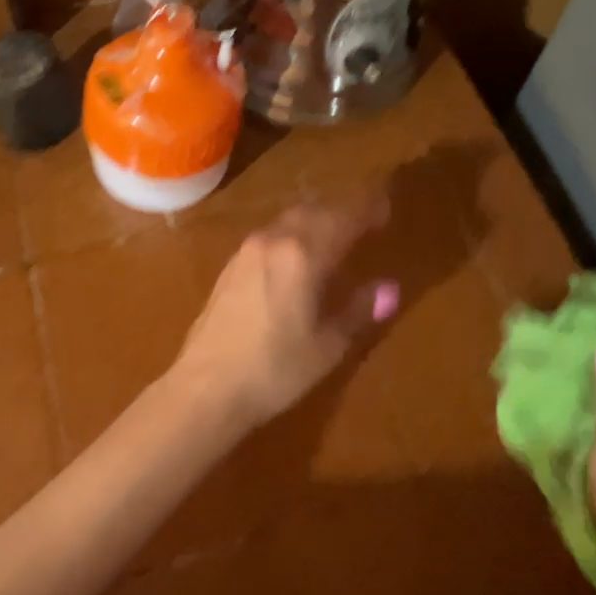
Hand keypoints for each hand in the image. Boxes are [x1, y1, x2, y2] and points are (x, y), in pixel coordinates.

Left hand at [168, 192, 394, 428]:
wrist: (205, 387)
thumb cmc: (275, 369)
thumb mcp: (327, 345)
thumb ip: (358, 311)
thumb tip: (389, 288)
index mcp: (303, 254)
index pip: (344, 217)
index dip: (368, 208)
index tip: (388, 207)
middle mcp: (274, 240)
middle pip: (314, 210)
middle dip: (343, 208)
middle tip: (367, 215)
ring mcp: (247, 251)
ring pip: (289, 219)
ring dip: (316, 217)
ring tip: (337, 230)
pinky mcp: (231, 266)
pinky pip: (271, 234)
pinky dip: (294, 232)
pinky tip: (299, 252)